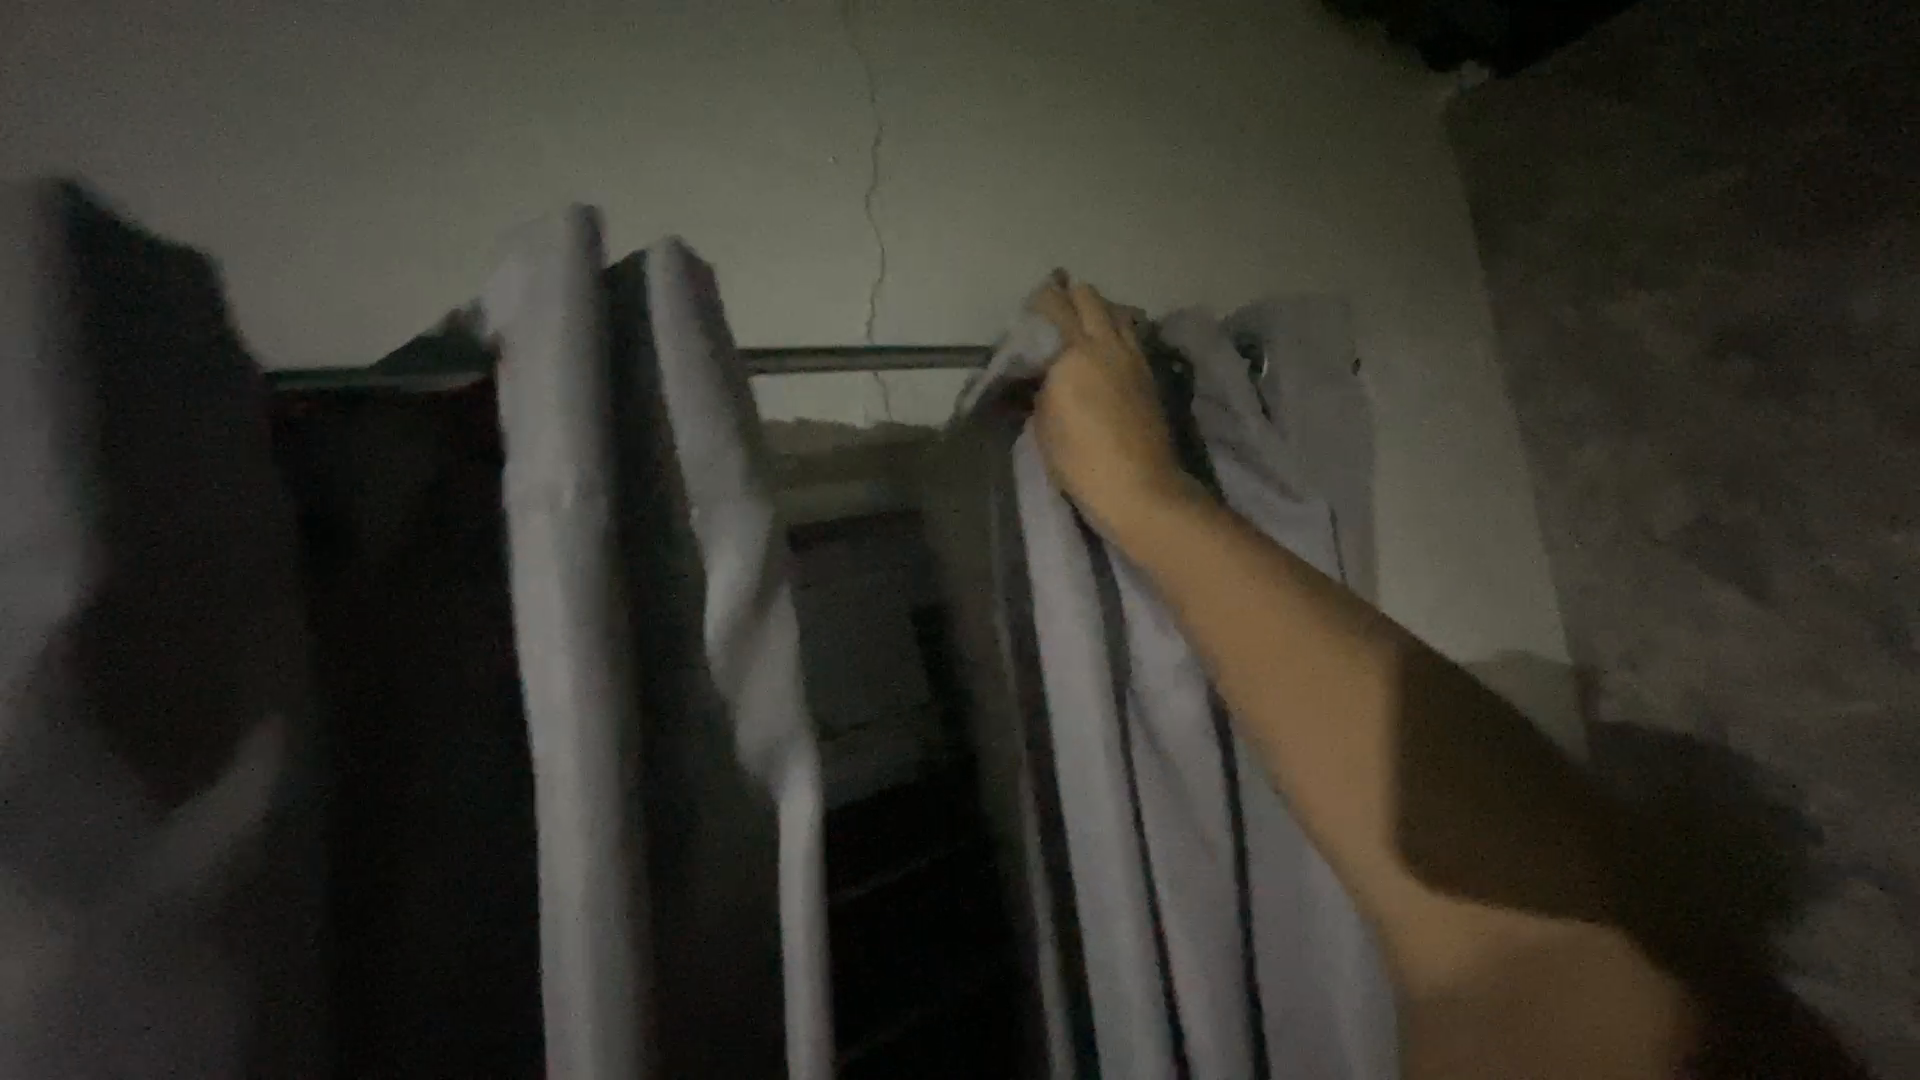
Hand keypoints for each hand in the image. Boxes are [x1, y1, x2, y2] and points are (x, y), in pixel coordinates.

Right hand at [1029, 273, 1197, 538]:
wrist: (1138, 487)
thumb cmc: (1079, 460)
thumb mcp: (1043, 424)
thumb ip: (1041, 387)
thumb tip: (1041, 372)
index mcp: (1073, 352)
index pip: (1054, 307)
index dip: (1039, 301)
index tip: (1028, 307)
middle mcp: (1106, 343)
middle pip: (1090, 299)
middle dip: (1070, 296)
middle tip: (1054, 307)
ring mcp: (1133, 356)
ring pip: (1117, 312)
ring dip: (1098, 310)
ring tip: (1084, 323)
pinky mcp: (1149, 374)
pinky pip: (1131, 336)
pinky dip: (1116, 330)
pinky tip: (1107, 346)